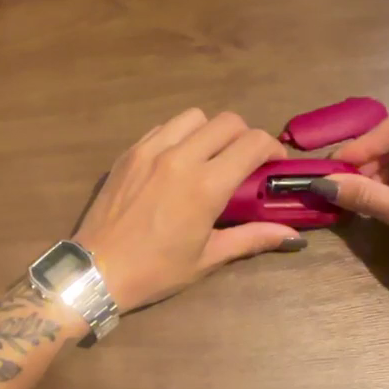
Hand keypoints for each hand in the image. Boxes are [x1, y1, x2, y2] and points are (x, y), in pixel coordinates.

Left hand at [73, 108, 305, 310]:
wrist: (97, 272)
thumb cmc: (154, 271)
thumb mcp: (206, 258)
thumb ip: (251, 238)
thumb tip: (292, 234)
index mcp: (206, 186)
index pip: (252, 143)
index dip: (272, 149)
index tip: (273, 164)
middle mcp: (181, 158)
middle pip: (227, 121)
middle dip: (244, 136)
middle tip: (243, 162)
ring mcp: (150, 151)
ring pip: (193, 117)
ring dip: (210, 131)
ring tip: (209, 157)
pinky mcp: (129, 153)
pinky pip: (162, 128)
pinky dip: (179, 136)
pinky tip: (177, 162)